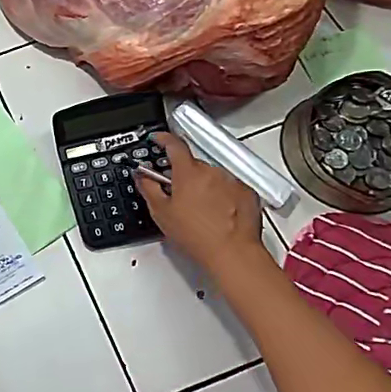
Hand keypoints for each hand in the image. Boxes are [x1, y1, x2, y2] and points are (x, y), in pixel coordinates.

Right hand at [136, 133, 265, 276]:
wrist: (232, 252)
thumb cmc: (198, 235)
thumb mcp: (161, 212)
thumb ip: (149, 188)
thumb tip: (143, 177)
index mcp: (189, 173)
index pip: (174, 145)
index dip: (164, 139)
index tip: (159, 139)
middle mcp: (213, 172)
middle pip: (193, 165)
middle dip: (183, 176)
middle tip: (175, 196)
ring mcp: (232, 181)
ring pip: (212, 177)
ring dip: (203, 187)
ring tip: (198, 211)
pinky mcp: (247, 193)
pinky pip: (229, 187)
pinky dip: (222, 196)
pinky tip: (216, 214)